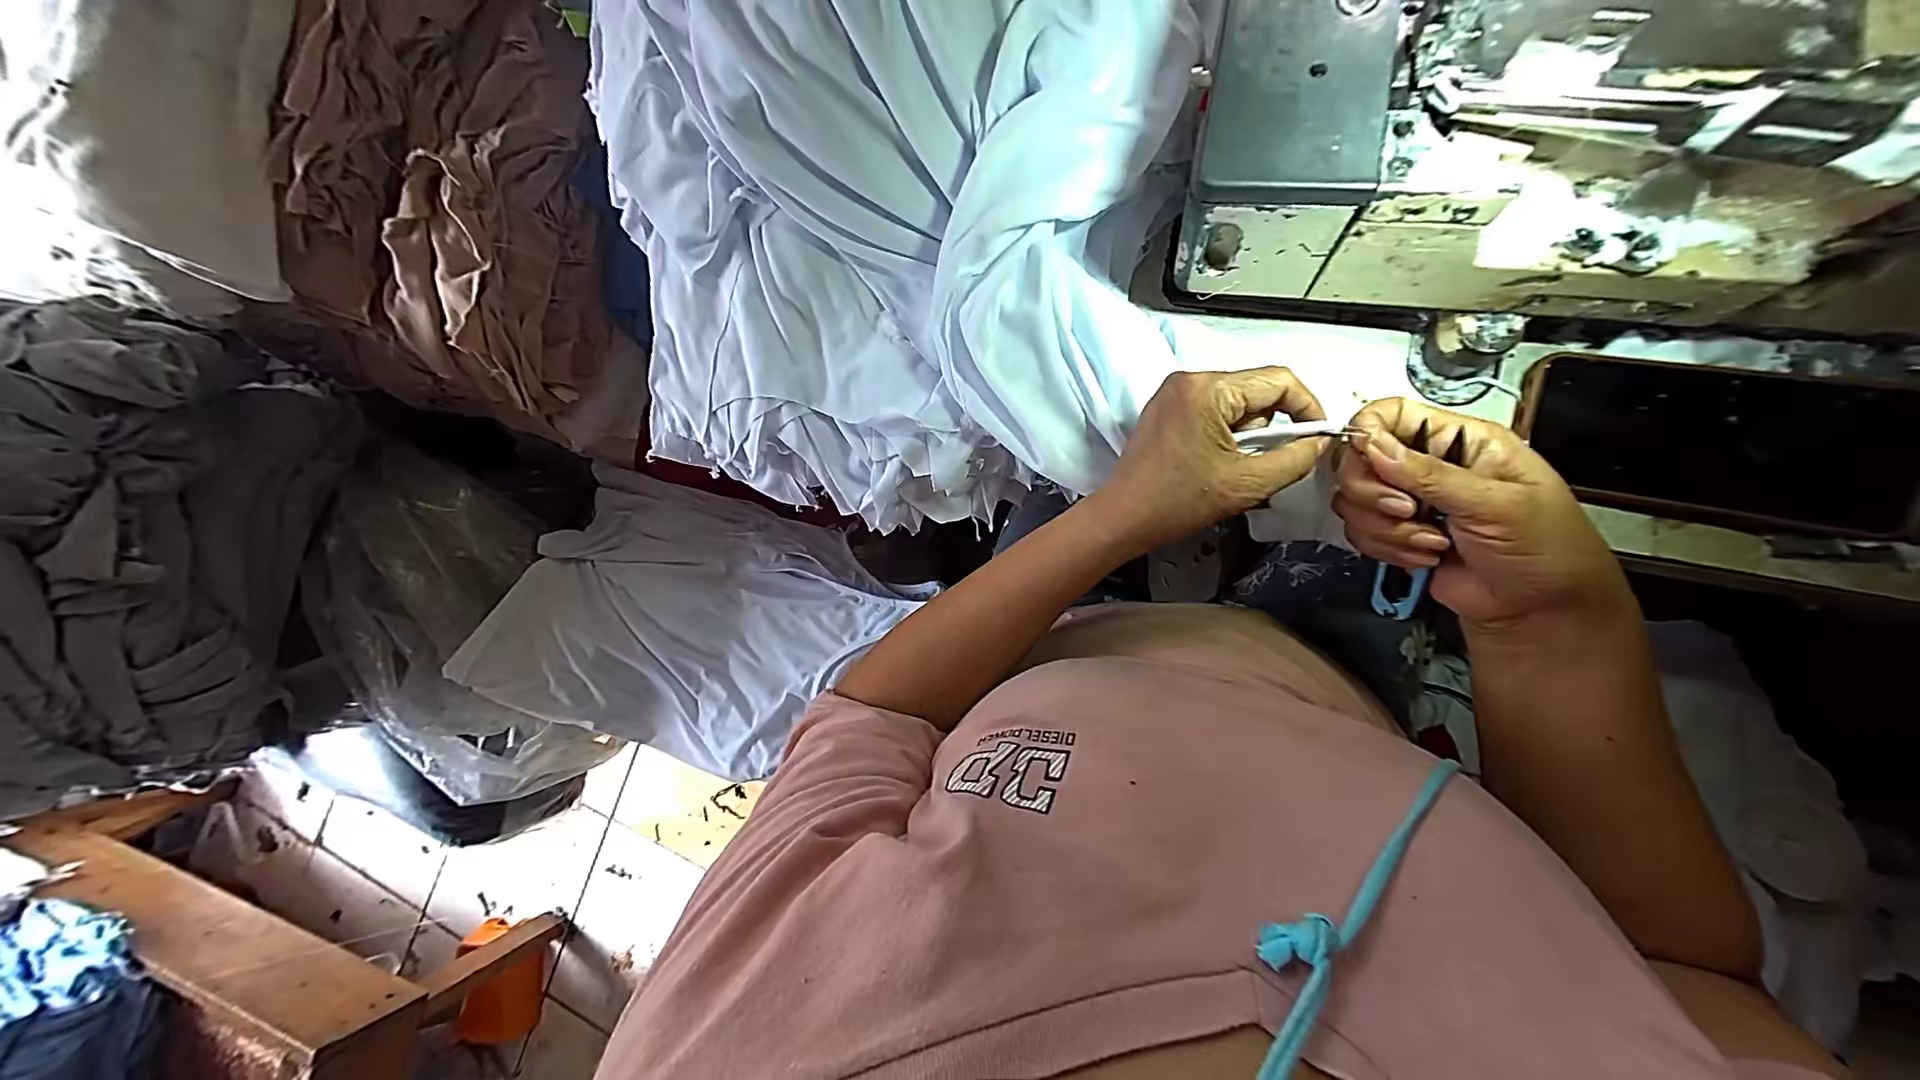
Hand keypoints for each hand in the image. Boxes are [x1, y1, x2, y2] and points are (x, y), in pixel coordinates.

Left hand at [1086, 368, 1330, 554]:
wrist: (1123, 518)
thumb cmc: (1175, 502)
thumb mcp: (1249, 483)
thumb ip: (1296, 458)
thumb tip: (1319, 441)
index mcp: (1208, 390)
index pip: (1280, 380)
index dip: (1307, 408)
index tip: (1315, 436)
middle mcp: (1188, 381)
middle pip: (1256, 390)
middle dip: (1271, 427)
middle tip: (1264, 463)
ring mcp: (1172, 394)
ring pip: (1235, 403)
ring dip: (1247, 434)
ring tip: (1231, 468)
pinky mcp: (1164, 410)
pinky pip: (1211, 411)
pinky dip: (1224, 434)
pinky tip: (1214, 463)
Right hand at [1333, 398, 1631, 629]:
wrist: (1540, 610)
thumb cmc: (1546, 550)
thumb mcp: (1495, 503)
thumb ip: (1429, 473)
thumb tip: (1373, 442)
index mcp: (1460, 441)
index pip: (1390, 415)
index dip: (1368, 434)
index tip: (1369, 462)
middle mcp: (1427, 466)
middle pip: (1358, 460)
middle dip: (1374, 494)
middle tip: (1409, 511)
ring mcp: (1408, 501)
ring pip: (1354, 501)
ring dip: (1387, 530)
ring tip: (1434, 542)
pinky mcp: (1395, 534)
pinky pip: (1359, 532)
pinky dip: (1386, 549)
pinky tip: (1427, 556)